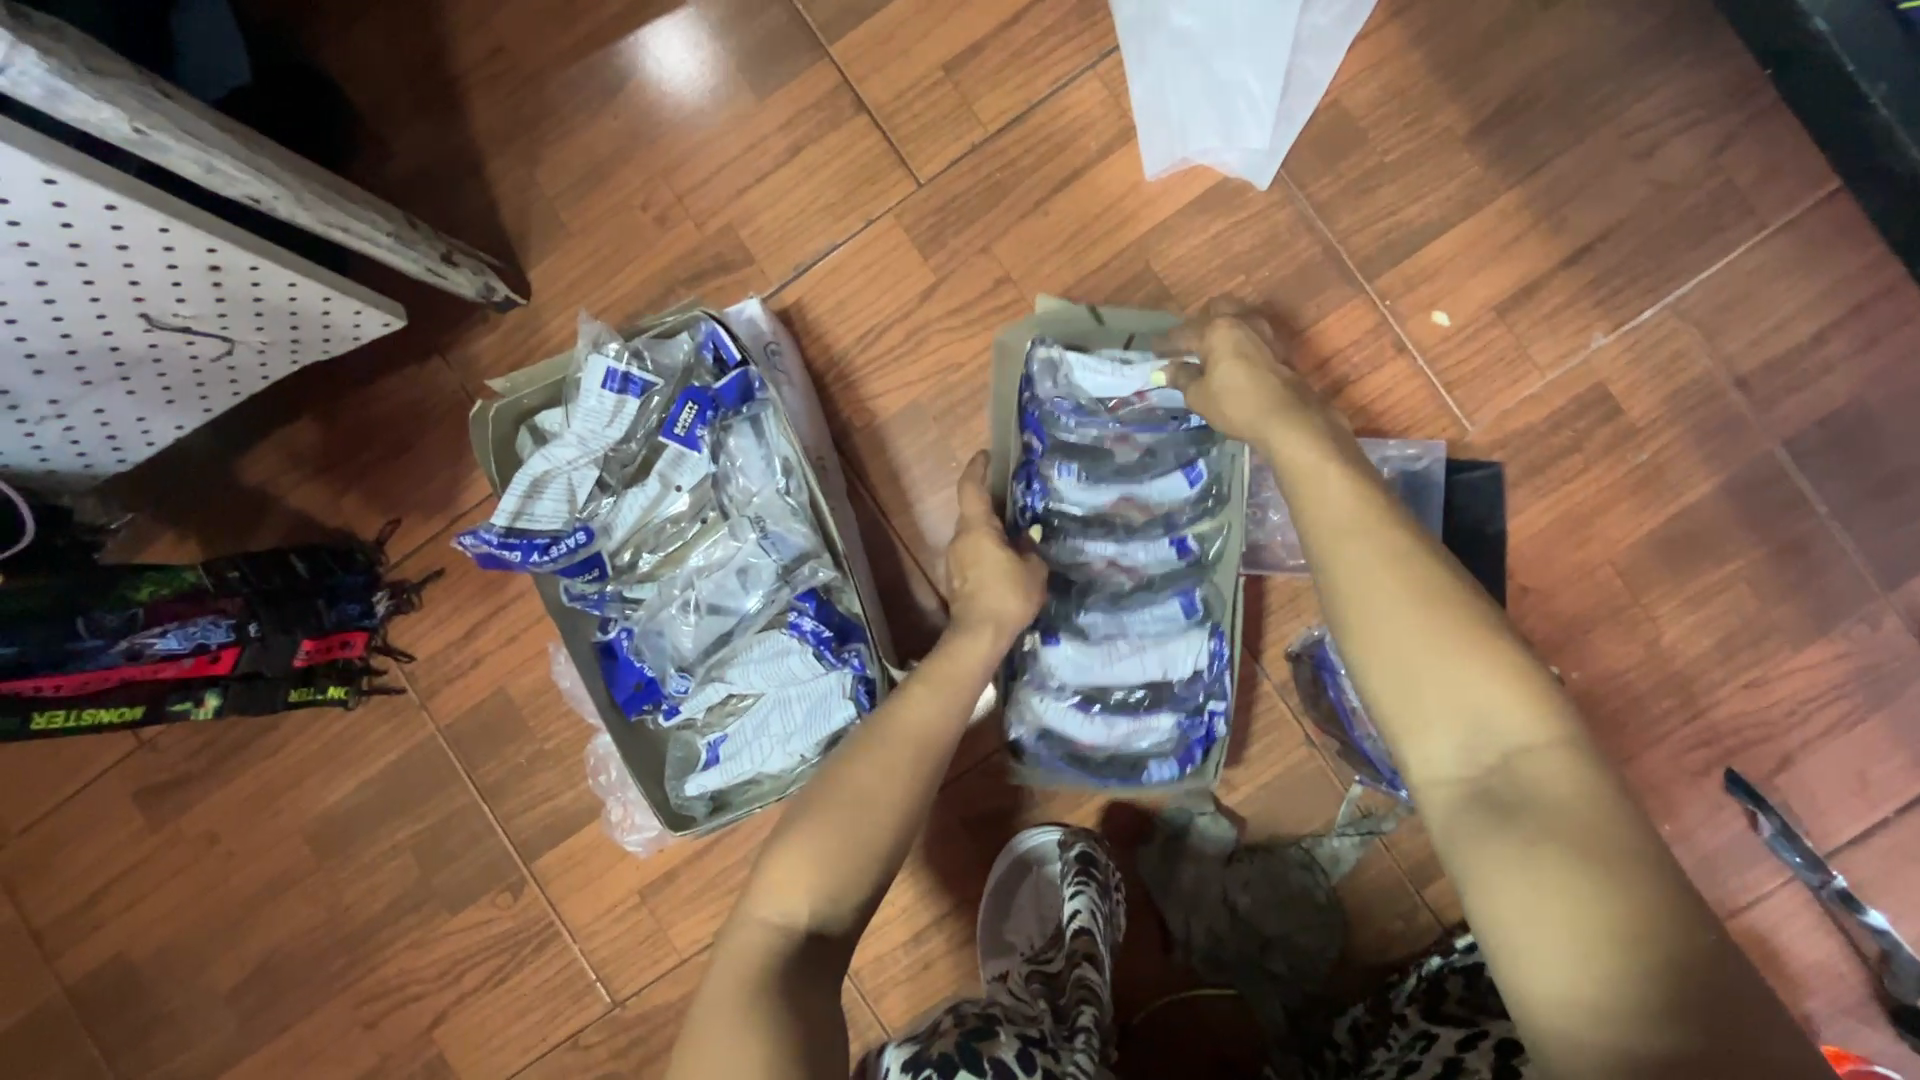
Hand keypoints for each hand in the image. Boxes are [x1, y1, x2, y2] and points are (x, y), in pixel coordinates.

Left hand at [945, 451, 1047, 646]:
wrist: (978, 636)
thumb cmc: (1007, 597)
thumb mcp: (1033, 571)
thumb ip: (1031, 549)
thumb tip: (1027, 539)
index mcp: (976, 528)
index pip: (970, 486)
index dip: (977, 467)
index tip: (987, 455)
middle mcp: (959, 538)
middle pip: (972, 512)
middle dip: (992, 506)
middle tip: (1017, 505)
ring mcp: (954, 559)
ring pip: (972, 535)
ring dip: (991, 532)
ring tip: (1018, 538)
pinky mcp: (955, 578)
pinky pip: (972, 554)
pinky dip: (987, 552)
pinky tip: (1007, 564)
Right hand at [1161, 299, 1348, 450]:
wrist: (1286, 417)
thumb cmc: (1235, 404)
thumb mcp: (1199, 395)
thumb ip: (1182, 377)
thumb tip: (1167, 369)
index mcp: (1216, 330)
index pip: (1183, 333)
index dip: (1165, 343)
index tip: (1153, 349)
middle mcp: (1240, 321)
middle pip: (1216, 310)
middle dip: (1199, 322)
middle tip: (1188, 342)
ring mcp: (1263, 331)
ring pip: (1238, 317)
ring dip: (1223, 327)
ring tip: (1212, 347)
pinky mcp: (1278, 345)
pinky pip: (1251, 332)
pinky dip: (1239, 339)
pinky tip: (1233, 355)